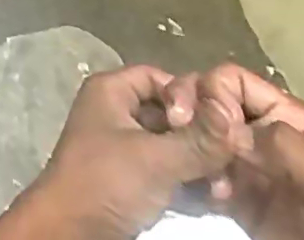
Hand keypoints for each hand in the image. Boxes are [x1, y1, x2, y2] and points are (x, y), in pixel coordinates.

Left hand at [0, 65, 242, 239]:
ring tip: (224, 184)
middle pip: (167, 113)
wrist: (69, 235)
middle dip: (199, 135)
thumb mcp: (155, 159)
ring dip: (197, 163)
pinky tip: (213, 198)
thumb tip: (234, 120)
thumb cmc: (106, 181)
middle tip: (230, 156)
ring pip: (169, 146)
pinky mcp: (129, 182)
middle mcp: (115, 114)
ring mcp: (122, 149)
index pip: (157, 78)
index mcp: (111, 92)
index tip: (218, 120)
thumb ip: (197, 140)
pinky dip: (187, 184)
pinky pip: (165, 173)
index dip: (188, 95)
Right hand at [172, 64, 303, 239]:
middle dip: (189, 112)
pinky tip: (190, 194)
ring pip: (202, 137)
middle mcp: (264, 135)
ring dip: (188, 148)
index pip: (235, 80)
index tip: (200, 122)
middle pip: (212, 102)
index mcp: (290, 120)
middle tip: (177, 139)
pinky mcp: (239, 204)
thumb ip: (289, 150)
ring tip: (190, 177)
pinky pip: (203, 175)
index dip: (212, 92)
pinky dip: (189, 177)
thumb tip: (229, 123)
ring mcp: (250, 170)